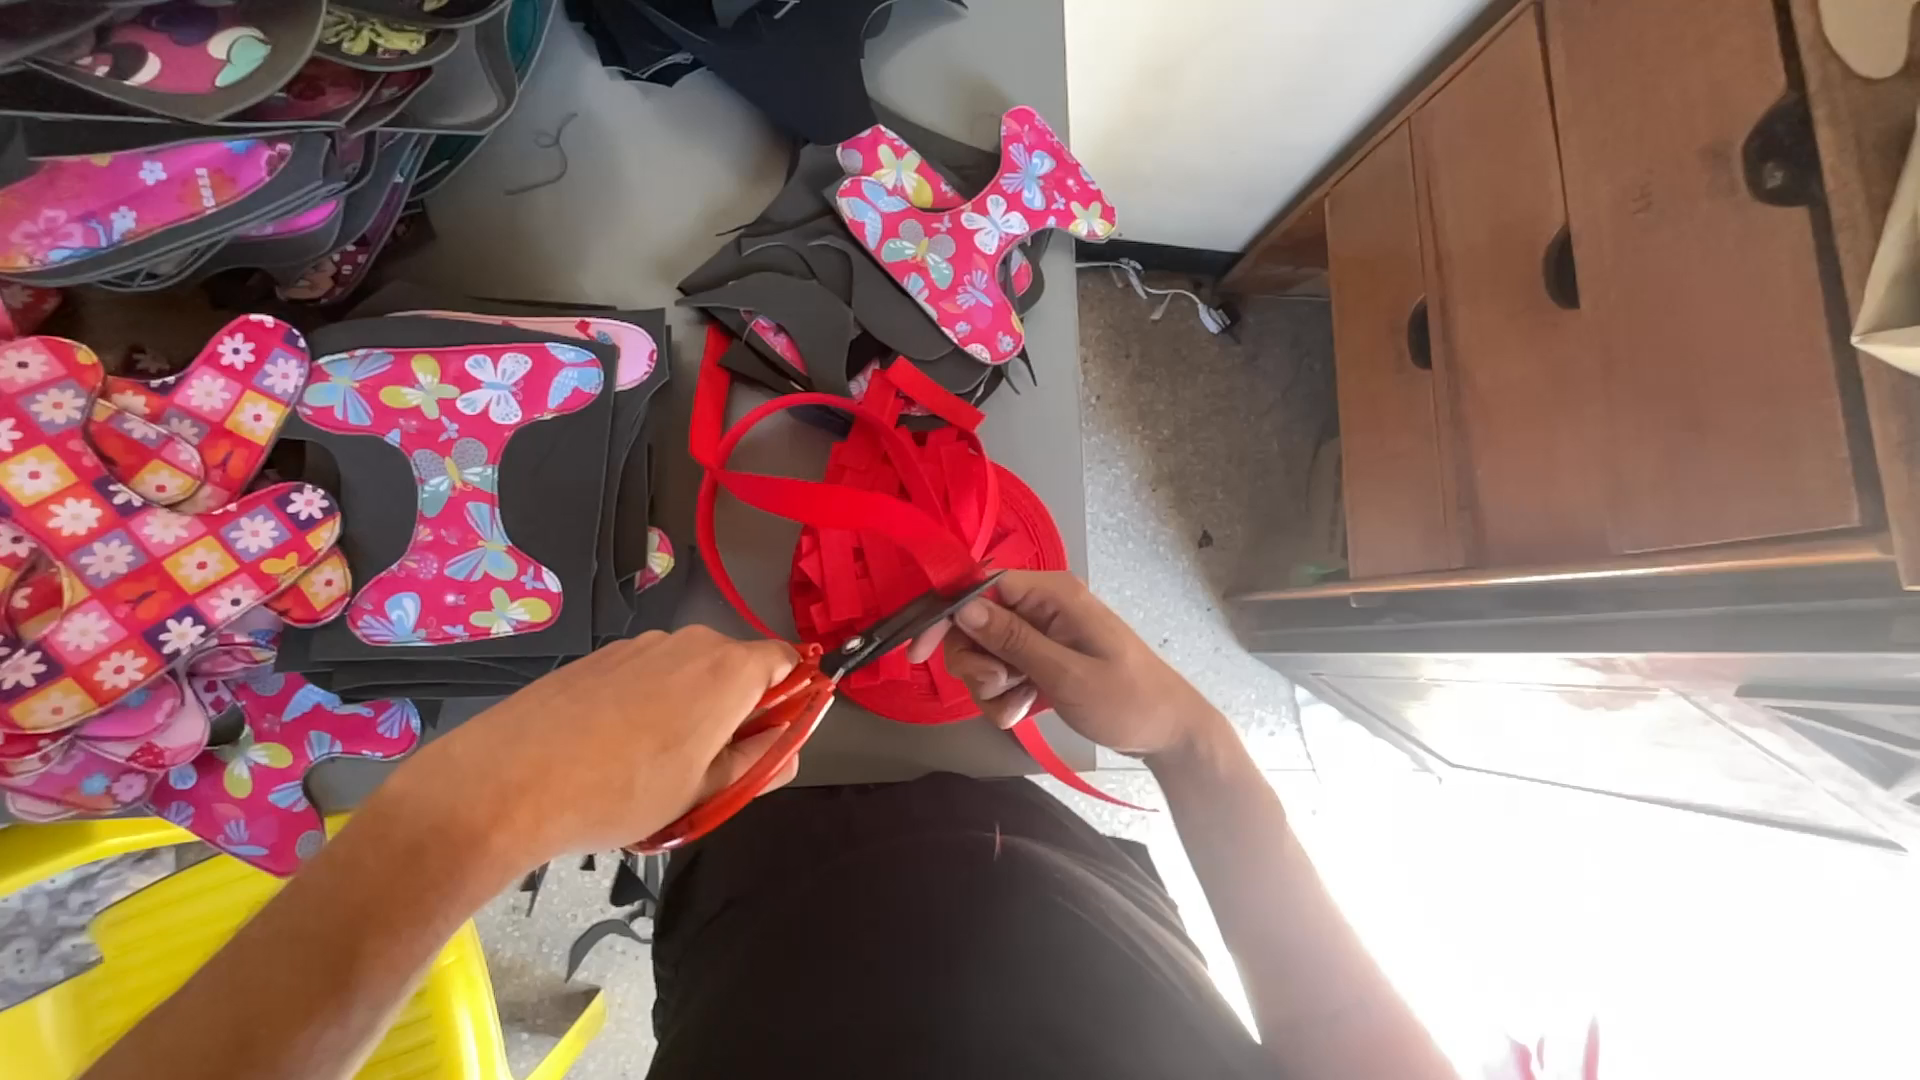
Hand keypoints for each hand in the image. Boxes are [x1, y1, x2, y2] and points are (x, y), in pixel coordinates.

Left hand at [391, 626, 799, 863]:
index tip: (771, 738)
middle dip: (739, 708)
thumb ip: (761, 763)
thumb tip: (788, 745)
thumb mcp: (706, 792)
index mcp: (730, 670)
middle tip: (712, 764)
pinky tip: (614, 746)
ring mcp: (642, 644)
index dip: (791, 696)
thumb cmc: (622, 791)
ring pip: (691, 671)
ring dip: (693, 706)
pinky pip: (650, 672)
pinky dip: (651, 701)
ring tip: (653, 762)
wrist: (506, 781)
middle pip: (739, 666)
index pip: (788, 661)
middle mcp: (692, 642)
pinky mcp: (603, 655)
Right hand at [908, 570, 1221, 760]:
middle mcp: (1043, 607)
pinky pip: (1002, 672)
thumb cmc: (1128, 700)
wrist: (1170, 733)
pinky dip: (1004, 695)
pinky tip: (1024, 710)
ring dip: (990, 685)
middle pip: (976, 622)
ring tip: (1019, 705)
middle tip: (999, 687)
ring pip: (985, 651)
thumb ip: (1014, 640)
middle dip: (976, 660)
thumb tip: (965, 607)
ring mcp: (1042, 635)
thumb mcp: (1068, 674)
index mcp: (1054, 594)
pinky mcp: (1042, 660)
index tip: (920, 652)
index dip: (947, 615)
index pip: (982, 587)